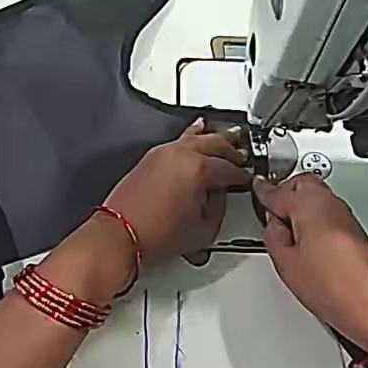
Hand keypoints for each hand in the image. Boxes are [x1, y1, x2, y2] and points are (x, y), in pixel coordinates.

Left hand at [104, 119, 251, 262]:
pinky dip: (192, 135)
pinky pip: (178, 140)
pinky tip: (197, 133)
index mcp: (199, 169)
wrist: (120, 235)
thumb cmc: (154, 234)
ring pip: (197, 136)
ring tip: (228, 137)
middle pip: (217, 144)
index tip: (247, 179)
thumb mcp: (205, 229)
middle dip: (233, 151)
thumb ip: (220, 206)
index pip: (231, 168)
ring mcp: (164, 152)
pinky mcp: (151, 156)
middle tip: (242, 157)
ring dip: (215, 138)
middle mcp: (181, 154)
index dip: (243, 175)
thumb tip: (220, 195)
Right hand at [254, 174, 367, 344]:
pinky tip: (306, 238)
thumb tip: (274, 226)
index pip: (279, 191)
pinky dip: (314, 216)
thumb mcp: (285, 263)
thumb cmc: (336, 287)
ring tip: (288, 228)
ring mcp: (346, 216)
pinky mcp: (355, 230)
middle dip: (285, 190)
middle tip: (271, 208)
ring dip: (300, 203)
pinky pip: (328, 210)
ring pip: (317, 194)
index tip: (258, 189)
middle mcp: (331, 204)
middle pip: (302, 182)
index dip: (264, 191)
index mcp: (310, 206)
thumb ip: (272, 236)